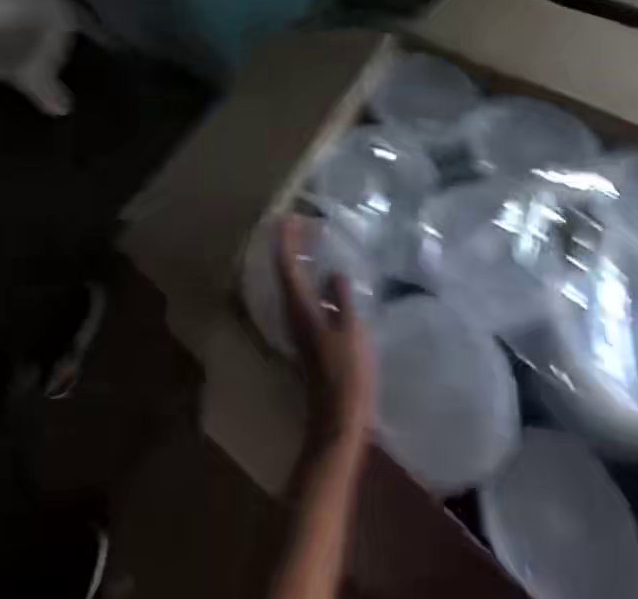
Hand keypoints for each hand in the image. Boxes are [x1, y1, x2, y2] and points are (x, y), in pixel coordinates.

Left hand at [275, 216, 373, 454]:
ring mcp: (301, 328)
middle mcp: (295, 316)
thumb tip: (333, 272)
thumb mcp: (351, 331)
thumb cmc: (348, 375)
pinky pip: (304, 296)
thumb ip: (341, 298)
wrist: (339, 421)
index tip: (290, 216)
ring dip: (300, 259)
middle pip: (286, 272)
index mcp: (302, 310)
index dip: (287, 240)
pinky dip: (310, 277)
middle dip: (292, 245)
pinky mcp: (310, 337)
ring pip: (294, 284)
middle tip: (307, 222)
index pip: (287, 266)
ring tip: (315, 240)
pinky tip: (327, 277)